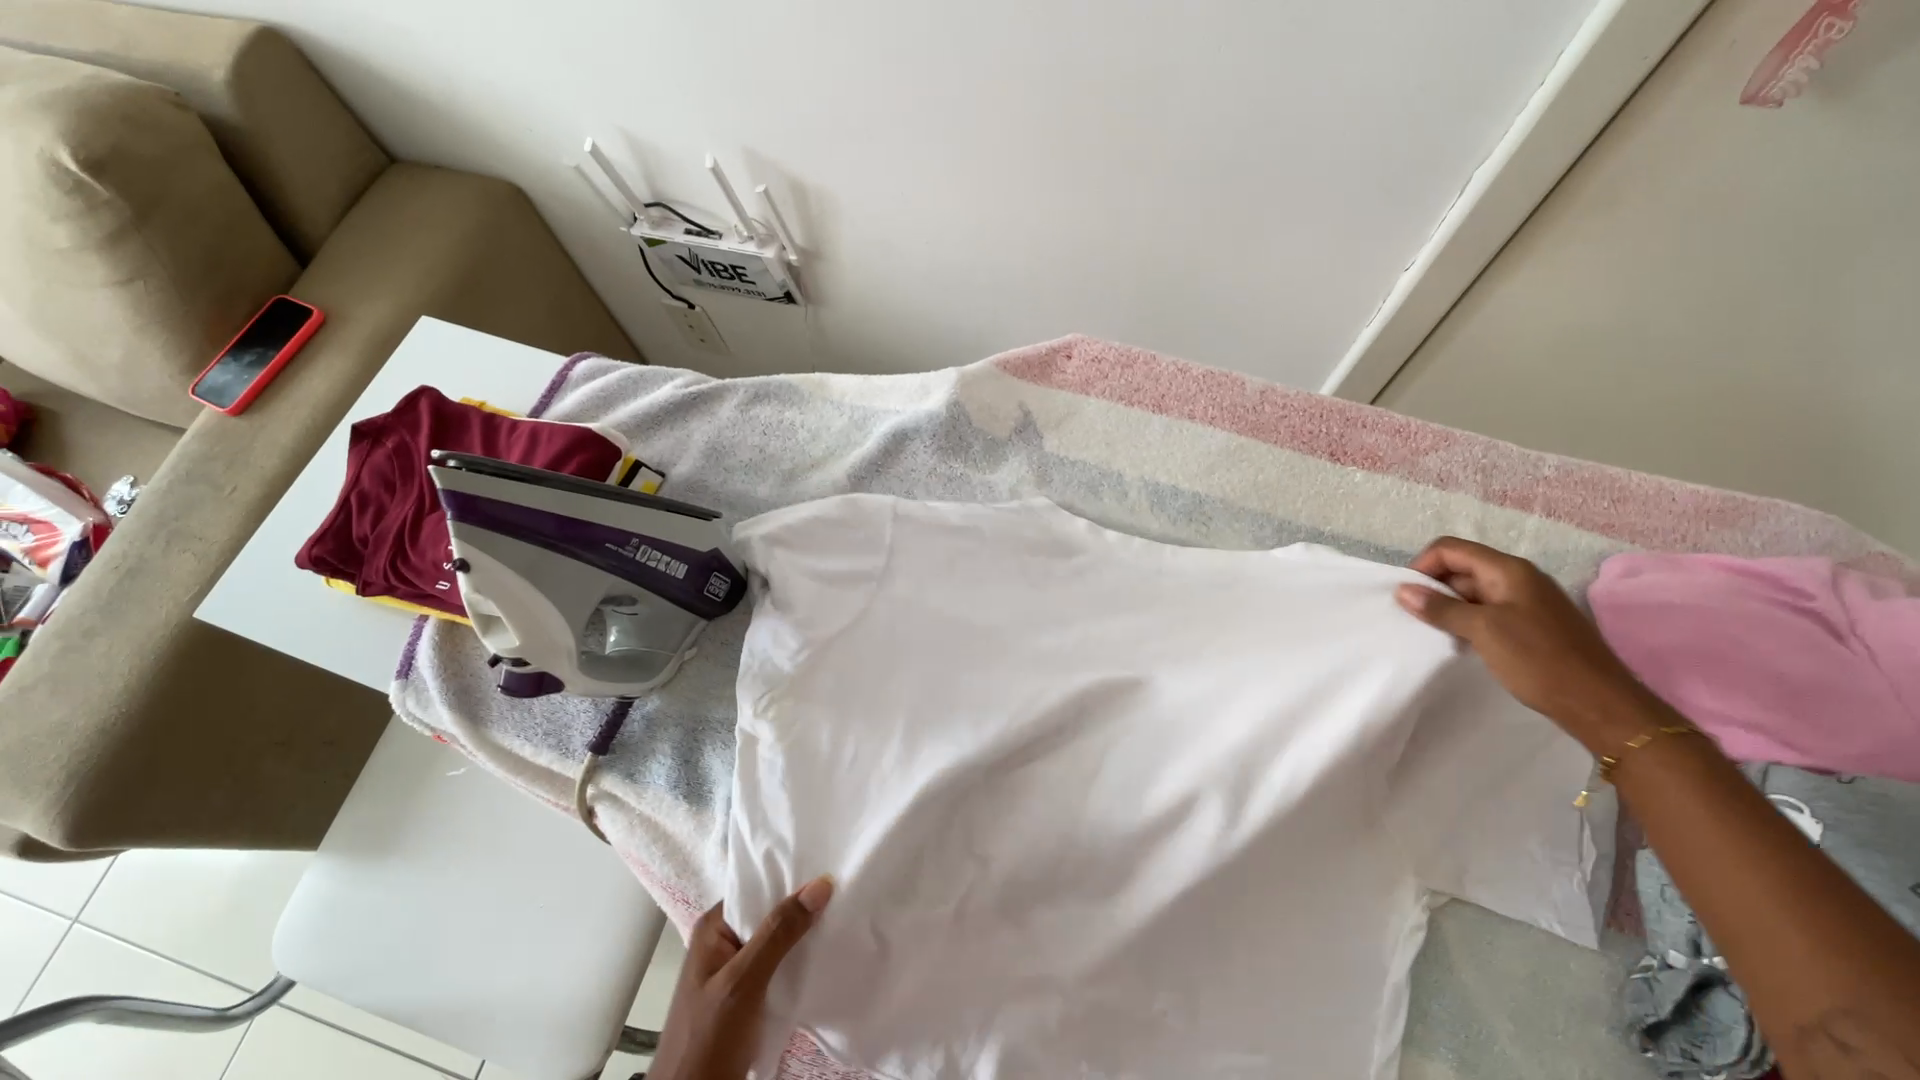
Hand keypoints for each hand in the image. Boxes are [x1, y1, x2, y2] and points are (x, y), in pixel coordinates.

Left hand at [650, 876, 833, 1079]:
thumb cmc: (709, 1037)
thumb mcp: (744, 981)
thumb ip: (779, 933)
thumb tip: (820, 884)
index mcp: (713, 929)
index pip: (756, 888)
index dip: (791, 879)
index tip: (830, 871)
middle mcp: (724, 943)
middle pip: (769, 914)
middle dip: (803, 908)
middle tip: (846, 894)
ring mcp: (737, 971)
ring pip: (778, 942)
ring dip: (805, 937)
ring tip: (844, 920)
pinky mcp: (750, 996)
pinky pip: (780, 967)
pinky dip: (801, 963)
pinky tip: (827, 958)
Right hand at [1394, 536, 1664, 753]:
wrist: (1597, 702)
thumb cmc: (1538, 659)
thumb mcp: (1483, 630)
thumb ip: (1441, 608)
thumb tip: (1403, 590)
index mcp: (1508, 570)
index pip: (1450, 550)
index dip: (1422, 566)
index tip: (1405, 597)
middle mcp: (1517, 578)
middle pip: (1461, 568)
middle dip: (1433, 587)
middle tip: (1412, 618)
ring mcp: (1526, 602)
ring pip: (1473, 592)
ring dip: (1447, 606)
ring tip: (1431, 631)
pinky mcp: (1529, 625)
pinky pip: (1487, 612)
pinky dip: (1466, 621)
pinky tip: (1458, 642)